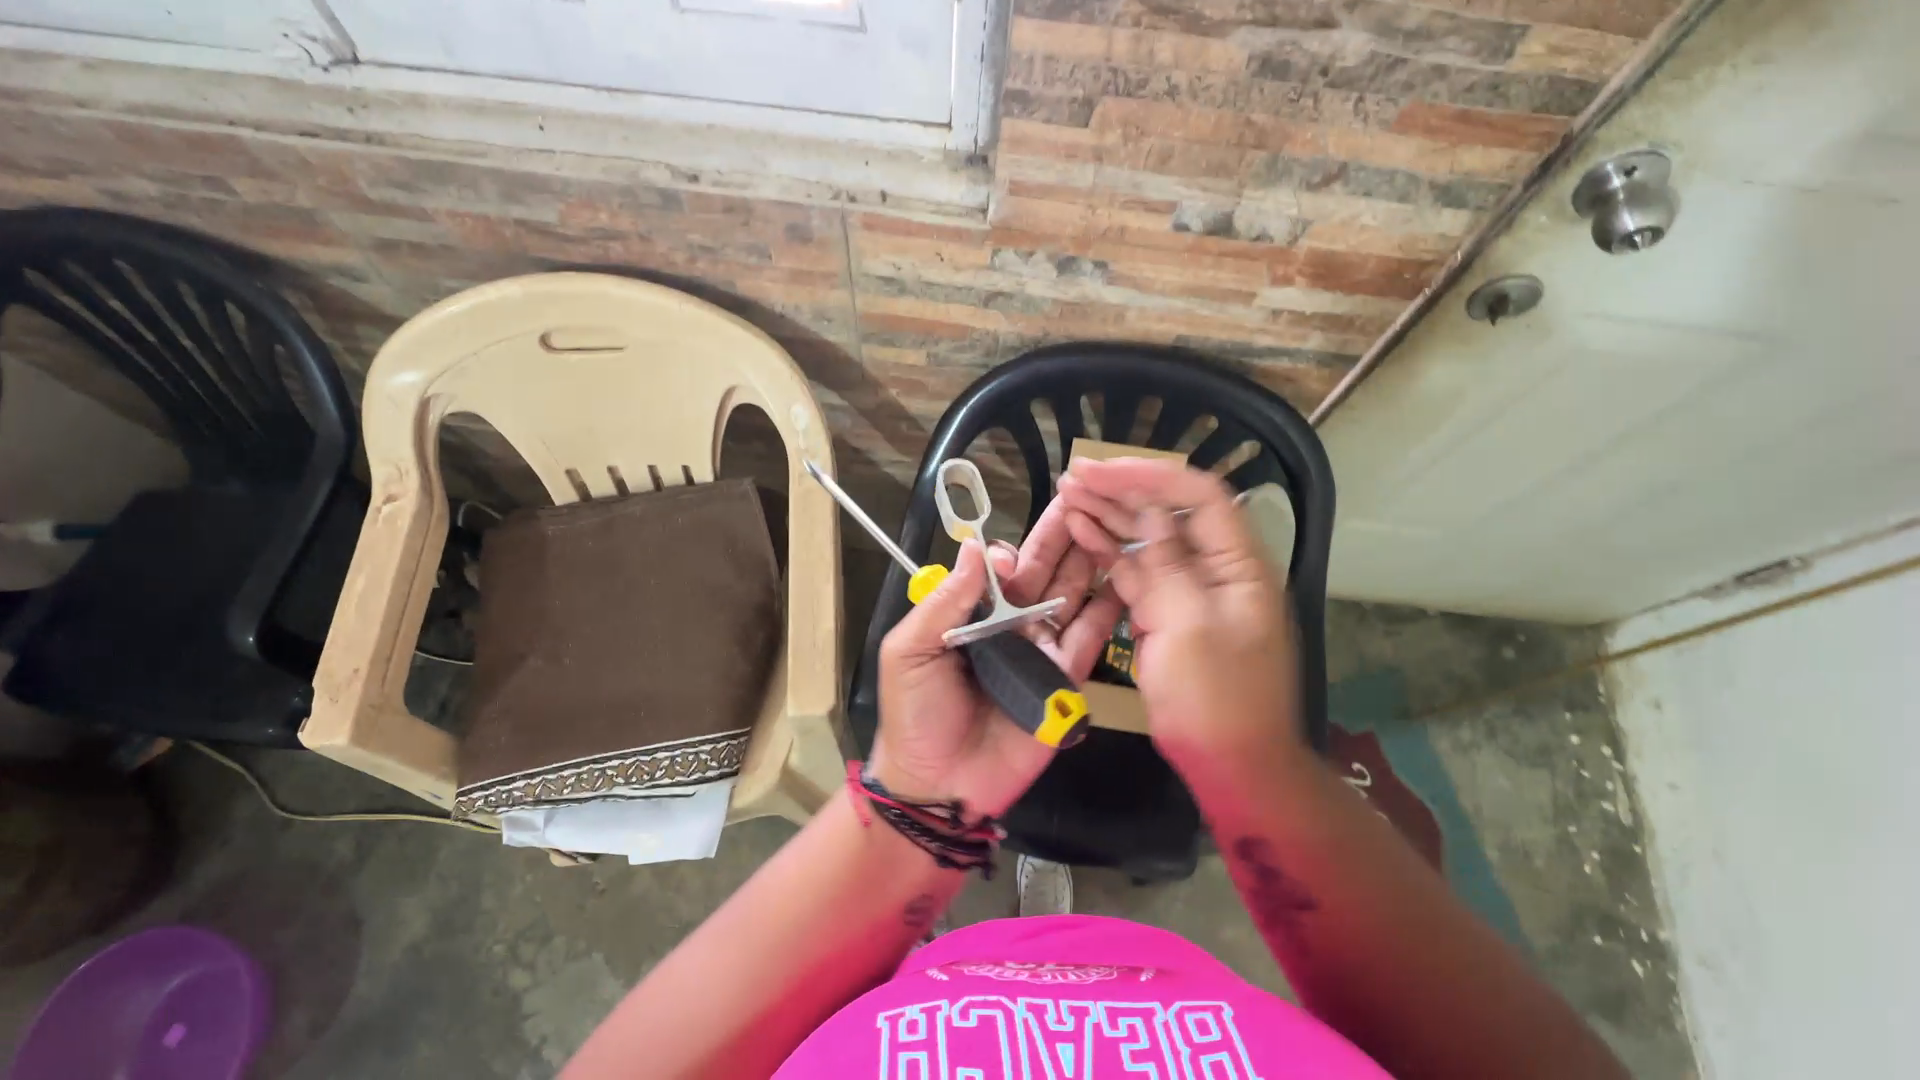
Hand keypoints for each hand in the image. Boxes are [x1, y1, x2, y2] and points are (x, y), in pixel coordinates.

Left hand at [872, 498, 1122, 817]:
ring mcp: (1041, 649)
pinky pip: (1088, 638)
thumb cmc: (916, 714)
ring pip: (1072, 595)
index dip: (1015, 548)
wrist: (941, 783)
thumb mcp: (911, 652)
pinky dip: (1107, 609)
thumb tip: (977, 547)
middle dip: (1065, 536)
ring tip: (1117, 525)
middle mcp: (1011, 624)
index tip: (1018, 547)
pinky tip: (1126, 576)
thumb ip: (944, 601)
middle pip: (1043, 571)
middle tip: (1092, 497)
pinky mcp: (1065, 679)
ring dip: (1092, 561)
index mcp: (972, 613)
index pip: (1001, 568)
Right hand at [1055, 457, 1304, 775]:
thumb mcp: (1189, 628)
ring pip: (1150, 542)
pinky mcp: (1169, 616)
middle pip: (1170, 515)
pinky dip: (1111, 554)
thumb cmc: (1217, 700)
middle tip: (1074, 477)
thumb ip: (1168, 566)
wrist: (1232, 764)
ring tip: (1068, 495)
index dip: (1151, 476)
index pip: (1199, 497)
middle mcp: (1216, 570)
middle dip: (1123, 492)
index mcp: (1238, 566)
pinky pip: (1140, 575)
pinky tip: (1082, 532)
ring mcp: (1191, 593)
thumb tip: (1150, 513)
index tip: (1103, 470)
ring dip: (1111, 518)